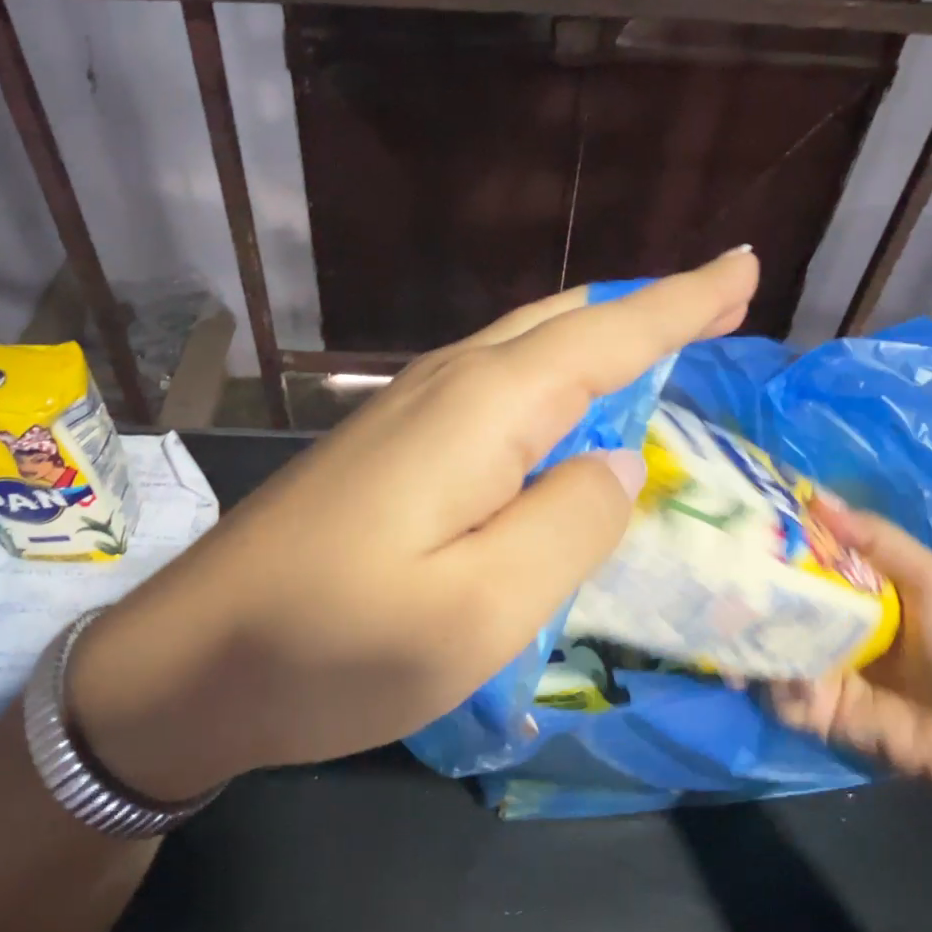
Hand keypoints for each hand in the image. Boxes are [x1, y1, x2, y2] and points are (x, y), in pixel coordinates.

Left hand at [69, 250, 759, 800]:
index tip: (745, 268)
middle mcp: (443, 390)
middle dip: (644, 312)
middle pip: (561, 325)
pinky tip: (558, 420)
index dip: (682, 302)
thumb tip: (617, 467)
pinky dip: (548, 387)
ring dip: (595, 344)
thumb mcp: (482, 612)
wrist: (185, 664)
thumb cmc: (334, 647)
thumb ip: (569, 528)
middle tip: (716, 308)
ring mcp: (401, 416)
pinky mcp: (380, 451)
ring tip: (657, 353)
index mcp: (481, 413)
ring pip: (521, 352)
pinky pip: (489, 393)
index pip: (606, 336)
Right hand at [765, 498, 931, 796]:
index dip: (781, 539)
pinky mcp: (811, 708)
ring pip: (767, 643)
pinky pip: (777, 691)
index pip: (807, 558)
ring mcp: (817, 667)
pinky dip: (779, 685)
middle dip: (750, 586)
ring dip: (754, 636)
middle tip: (727, 571)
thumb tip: (816, 498)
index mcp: (857, 591)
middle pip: (777, 599)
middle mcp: (829, 625)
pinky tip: (799, 680)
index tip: (751, 519)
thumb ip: (879, 539)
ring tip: (744, 626)